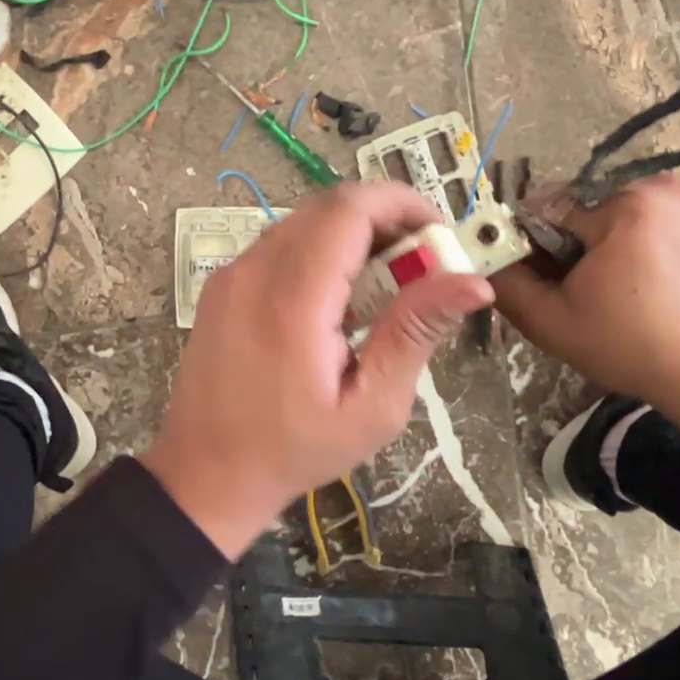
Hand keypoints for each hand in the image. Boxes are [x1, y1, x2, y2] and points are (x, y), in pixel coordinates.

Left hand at [143, 182, 493, 556]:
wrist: (206, 474)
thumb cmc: (294, 451)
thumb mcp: (371, 407)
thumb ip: (416, 333)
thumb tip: (473, 282)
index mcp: (292, 300)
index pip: (349, 211)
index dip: (402, 205)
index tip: (440, 236)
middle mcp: (254, 272)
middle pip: (327, 206)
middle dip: (384, 219)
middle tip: (422, 263)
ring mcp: (230, 275)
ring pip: (303, 221)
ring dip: (351, 234)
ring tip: (386, 285)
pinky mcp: (221, 286)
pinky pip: (278, 245)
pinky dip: (318, 251)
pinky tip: (338, 300)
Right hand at [491, 173, 679, 476]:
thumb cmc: (635, 348)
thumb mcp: (551, 322)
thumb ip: (504, 282)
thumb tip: (478, 256)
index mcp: (622, 202)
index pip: (539, 208)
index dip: (525, 246)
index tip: (534, 284)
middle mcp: (655, 183)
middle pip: (572, 208)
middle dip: (558, 247)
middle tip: (568, 295)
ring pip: (600, 215)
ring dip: (587, 248)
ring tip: (599, 295)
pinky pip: (631, 220)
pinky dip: (617, 247)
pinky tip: (625, 286)